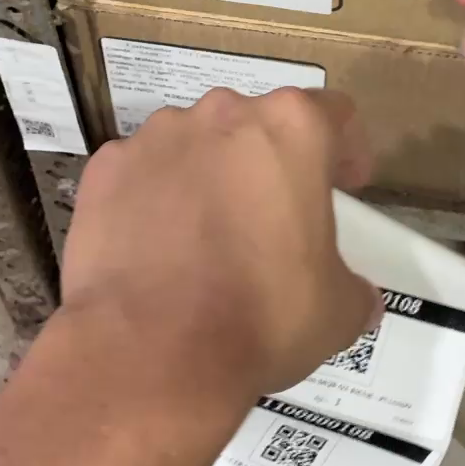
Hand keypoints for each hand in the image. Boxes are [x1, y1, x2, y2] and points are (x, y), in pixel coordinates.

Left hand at [58, 87, 381, 399]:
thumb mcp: (337, 310)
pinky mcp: (107, 166)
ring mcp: (157, 135)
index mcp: (290, 128)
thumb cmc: (261, 317)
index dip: (346, 148)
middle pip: (258, 125)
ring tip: (206, 236)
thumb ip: (353, 287)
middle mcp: (223, 114)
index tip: (344, 183)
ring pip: (197, 142)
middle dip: (269, 162)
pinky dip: (154, 196)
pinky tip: (156, 246)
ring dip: (209, 174)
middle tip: (272, 218)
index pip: (334, 114)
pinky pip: (142, 171)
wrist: (150, 351)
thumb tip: (357, 298)